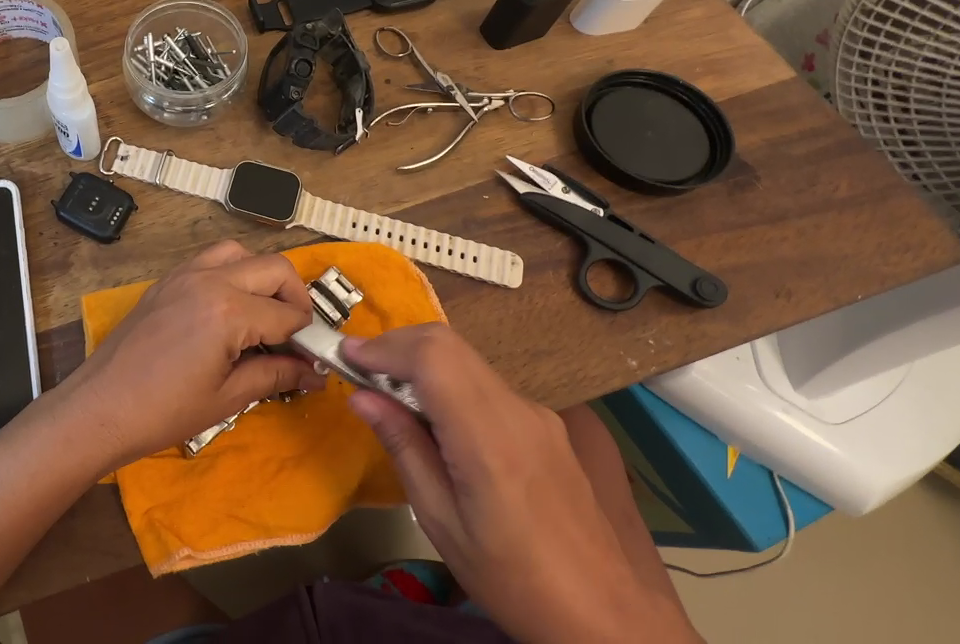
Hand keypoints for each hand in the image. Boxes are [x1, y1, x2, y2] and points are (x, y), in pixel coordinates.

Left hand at [58, 241, 323, 465]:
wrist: (101, 407)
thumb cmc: (165, 411)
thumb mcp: (228, 397)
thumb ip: (275, 375)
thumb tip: (315, 373)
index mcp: (228, 310)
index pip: (287, 315)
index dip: (308, 337)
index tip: (315, 357)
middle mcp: (209, 280)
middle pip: (273, 268)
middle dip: (295, 297)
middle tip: (296, 334)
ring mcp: (183, 275)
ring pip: (239, 253)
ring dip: (261, 276)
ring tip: (264, 315)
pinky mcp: (165, 281)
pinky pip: (208, 261)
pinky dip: (230, 273)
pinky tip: (229, 310)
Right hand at [345, 326, 700, 643]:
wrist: (613, 621)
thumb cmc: (516, 582)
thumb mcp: (442, 523)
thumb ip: (404, 448)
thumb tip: (363, 397)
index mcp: (489, 436)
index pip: (432, 355)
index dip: (383, 346)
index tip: (345, 356)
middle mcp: (519, 410)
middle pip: (448, 344)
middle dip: (397, 346)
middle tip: (360, 371)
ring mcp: (540, 416)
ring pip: (468, 362)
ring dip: (423, 364)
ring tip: (391, 398)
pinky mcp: (551, 428)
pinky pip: (488, 387)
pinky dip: (449, 385)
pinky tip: (436, 423)